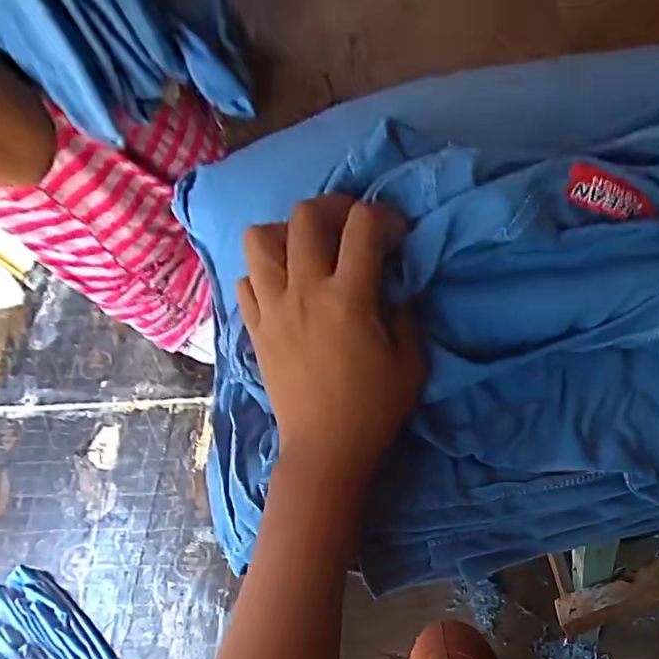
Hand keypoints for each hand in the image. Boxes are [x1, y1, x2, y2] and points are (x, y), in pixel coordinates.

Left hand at [239, 195, 424, 482]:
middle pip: (306, 215)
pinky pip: (247, 279)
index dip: (384, 218)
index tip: (396, 236)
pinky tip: (285, 289)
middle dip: (334, 208)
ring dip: (286, 233)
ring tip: (306, 251)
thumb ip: (406, 318)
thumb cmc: (374, 413)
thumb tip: (394, 291)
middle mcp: (305, 291)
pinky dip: (264, 273)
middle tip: (351, 227)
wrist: (325, 450)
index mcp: (349, 298)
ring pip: (260, 237)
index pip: (362, 226)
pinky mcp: (255, 328)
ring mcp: (273, 308)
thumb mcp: (411, 367)